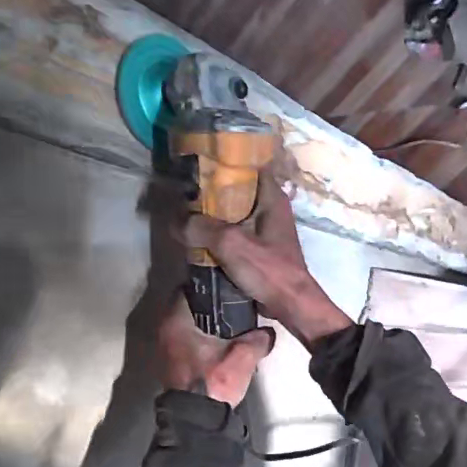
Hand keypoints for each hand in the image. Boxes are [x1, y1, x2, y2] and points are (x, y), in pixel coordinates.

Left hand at [159, 296, 274, 405]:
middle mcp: (165, 331)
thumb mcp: (243, 357)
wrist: (197, 421)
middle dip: (210, 306)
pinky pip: (187, 343)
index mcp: (175, 322)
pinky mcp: (172, 365)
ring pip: (187, 327)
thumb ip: (258, 339)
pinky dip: (202, 341)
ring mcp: (165, 350)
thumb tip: (268, 332)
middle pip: (188, 308)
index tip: (227, 287)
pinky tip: (222, 346)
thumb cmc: (213, 382)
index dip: (209, 286)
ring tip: (232, 326)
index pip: (189, 289)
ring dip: (205, 326)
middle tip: (234, 305)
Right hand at [180, 171, 353, 344]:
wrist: (291, 305)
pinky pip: (235, 234)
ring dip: (214, 215)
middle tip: (186, 191)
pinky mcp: (261, 249)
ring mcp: (266, 229)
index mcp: (272, 198)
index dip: (226, 161)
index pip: (249, 165)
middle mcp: (271, 208)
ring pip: (235, 214)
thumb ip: (201, 228)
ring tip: (187, 214)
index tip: (200, 162)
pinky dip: (219, 235)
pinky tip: (199, 239)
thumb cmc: (268, 269)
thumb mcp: (230, 244)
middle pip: (238, 190)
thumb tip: (175, 222)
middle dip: (212, 191)